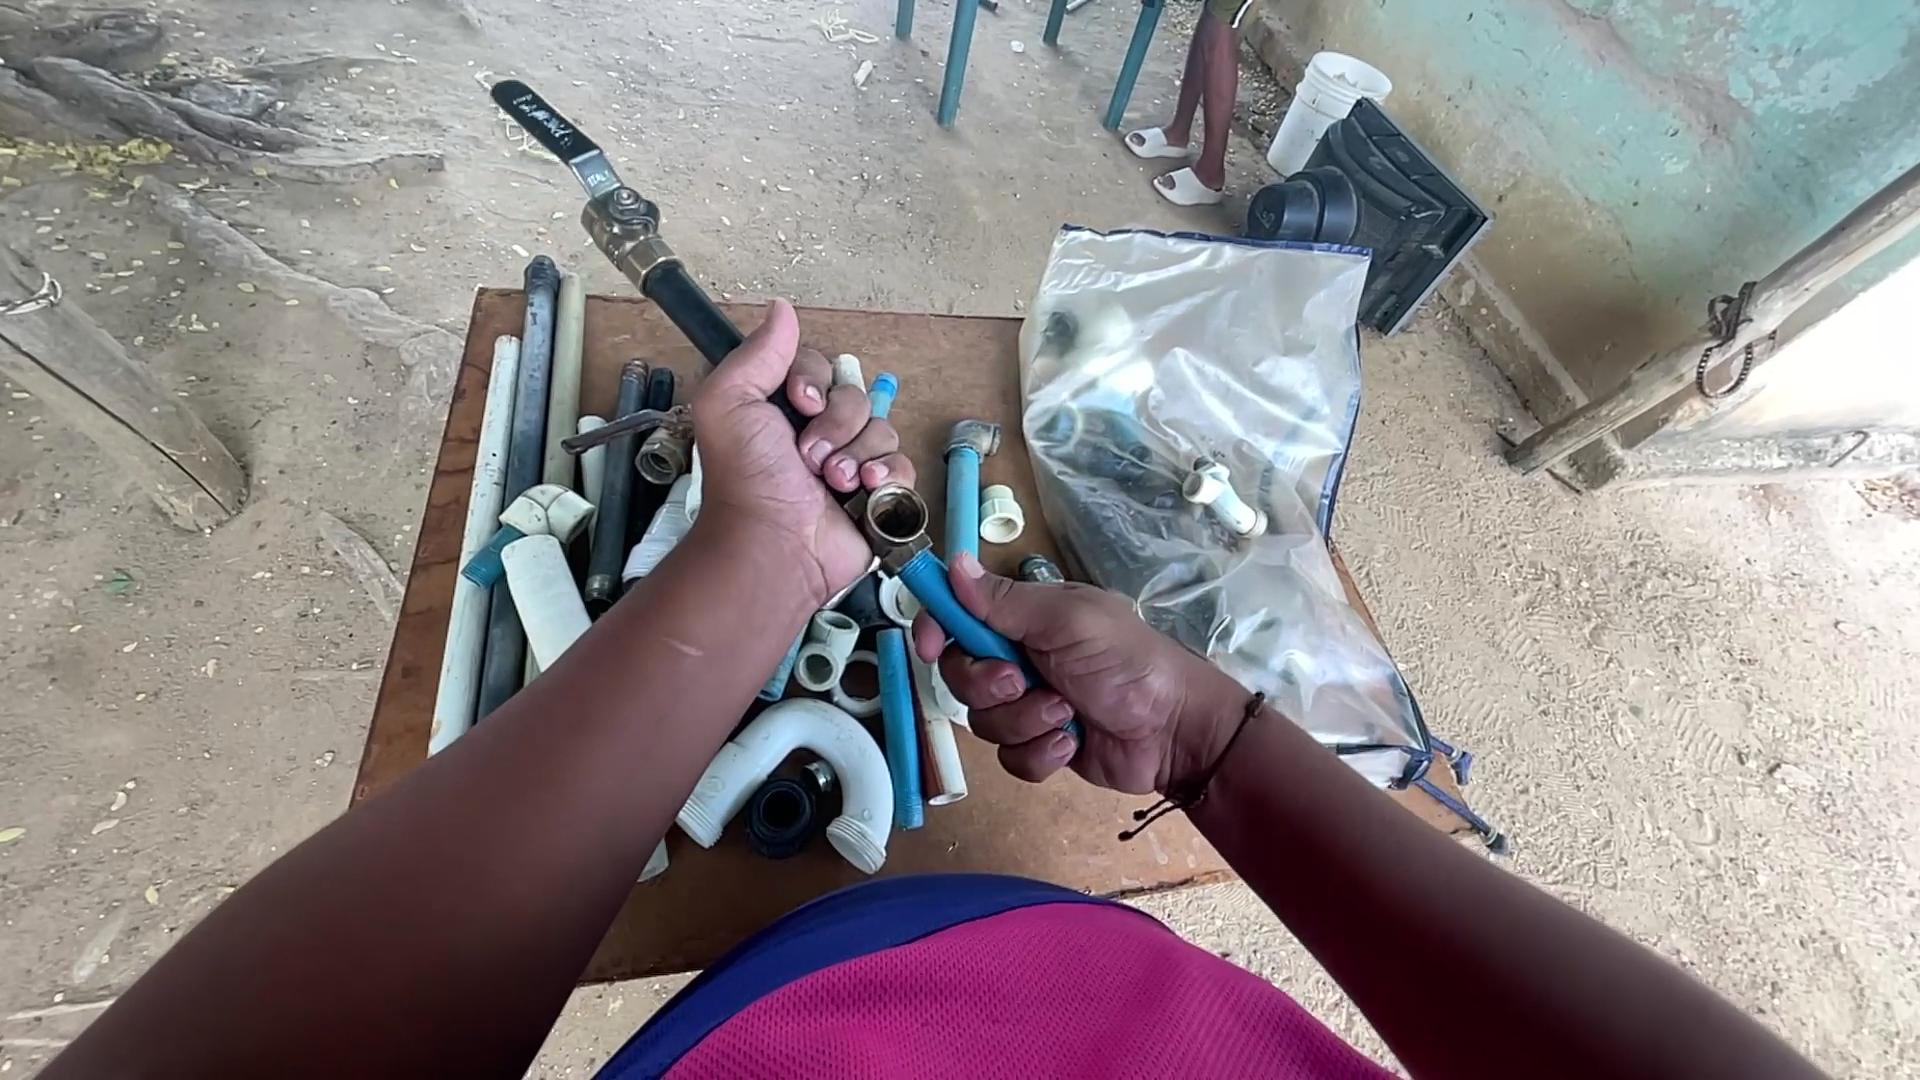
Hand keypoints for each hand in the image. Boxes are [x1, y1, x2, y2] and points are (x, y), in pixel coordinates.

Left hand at [690, 299, 914, 606]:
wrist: (774, 543)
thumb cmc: (746, 481)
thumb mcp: (729, 404)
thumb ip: (757, 354)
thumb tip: (782, 308)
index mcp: (786, 410)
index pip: (822, 370)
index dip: (815, 382)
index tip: (798, 404)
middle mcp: (821, 433)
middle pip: (856, 398)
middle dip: (835, 425)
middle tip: (808, 456)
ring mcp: (852, 464)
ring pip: (882, 430)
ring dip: (856, 454)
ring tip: (832, 481)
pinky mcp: (878, 493)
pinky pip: (902, 464)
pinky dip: (887, 475)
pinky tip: (864, 490)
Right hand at [911, 553, 1250, 794]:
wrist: (1176, 731)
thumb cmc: (1127, 662)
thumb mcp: (1069, 620)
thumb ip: (1007, 600)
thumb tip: (955, 563)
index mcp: (1025, 618)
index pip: (959, 615)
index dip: (936, 627)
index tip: (928, 645)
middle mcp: (1019, 657)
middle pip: (960, 674)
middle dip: (987, 684)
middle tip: (1022, 681)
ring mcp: (1028, 703)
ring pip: (983, 720)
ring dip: (1023, 720)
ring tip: (1065, 714)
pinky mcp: (1039, 745)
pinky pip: (1009, 757)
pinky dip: (1039, 752)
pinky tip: (1071, 743)